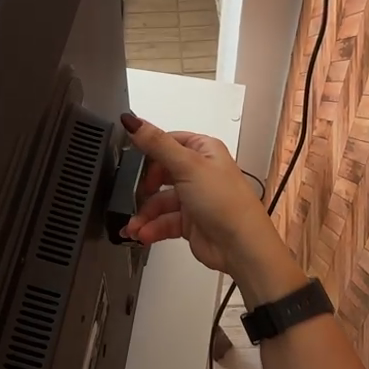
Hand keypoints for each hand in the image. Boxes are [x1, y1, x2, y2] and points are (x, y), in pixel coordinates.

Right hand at [120, 113, 306, 306]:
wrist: (241, 247)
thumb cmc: (224, 201)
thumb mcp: (187, 166)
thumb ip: (157, 144)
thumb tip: (132, 121)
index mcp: (203, 150)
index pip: (167, 142)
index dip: (148, 151)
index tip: (127, 159)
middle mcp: (199, 171)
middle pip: (160, 173)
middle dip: (142, 187)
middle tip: (129, 196)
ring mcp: (194, 197)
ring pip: (159, 201)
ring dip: (144, 214)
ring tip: (133, 226)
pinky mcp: (190, 221)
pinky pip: (163, 221)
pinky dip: (152, 228)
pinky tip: (143, 234)